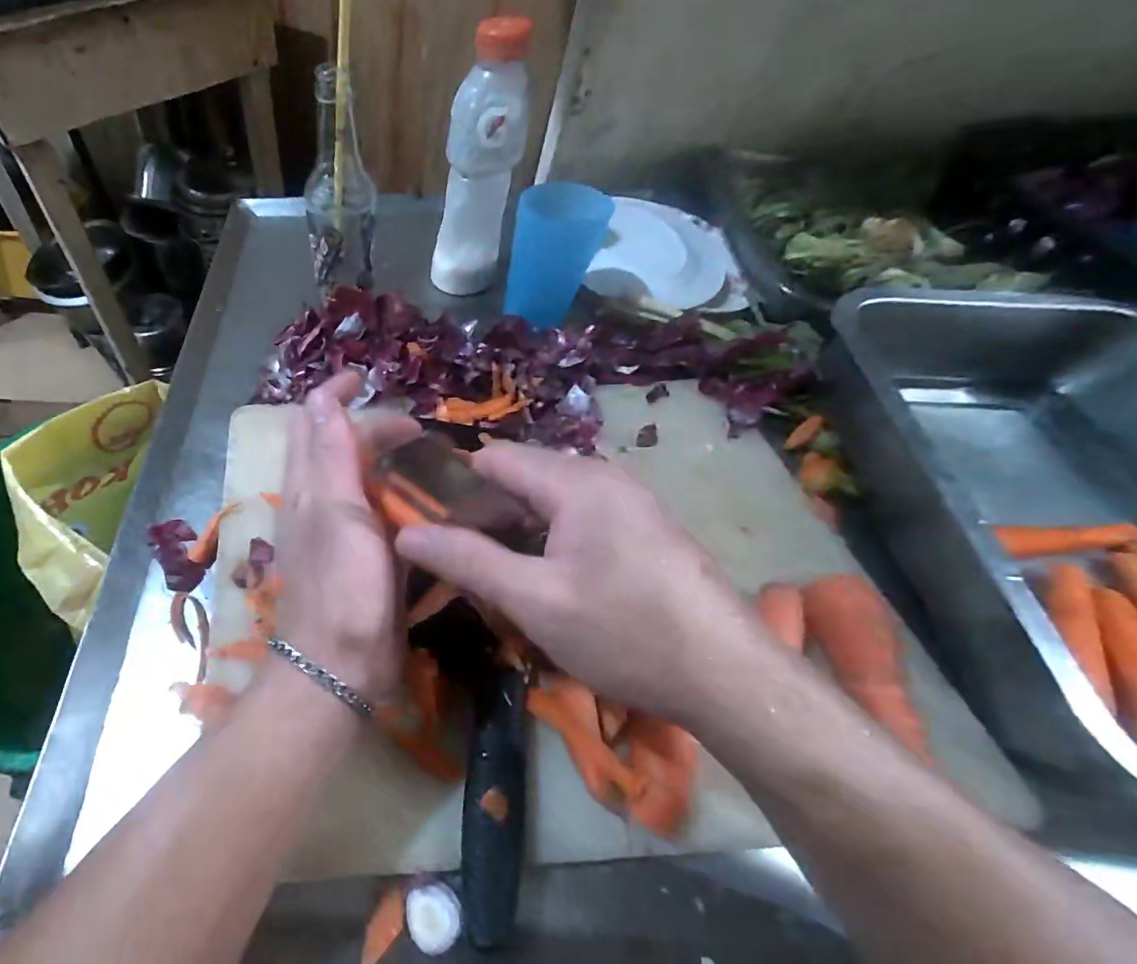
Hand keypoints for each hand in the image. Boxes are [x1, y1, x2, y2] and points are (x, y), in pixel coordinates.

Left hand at [272, 371, 419, 703]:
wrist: (340, 668)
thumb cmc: (341, 589)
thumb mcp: (337, 515)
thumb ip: (331, 457)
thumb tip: (319, 398)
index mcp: (307, 488)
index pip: (311, 424)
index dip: (333, 395)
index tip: (367, 378)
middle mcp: (317, 504)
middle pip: (337, 448)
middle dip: (369, 427)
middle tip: (416, 430)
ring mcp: (338, 532)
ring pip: (358, 480)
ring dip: (385, 460)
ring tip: (425, 459)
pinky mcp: (360, 558)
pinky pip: (376, 513)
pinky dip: (395, 496)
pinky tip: (422, 503)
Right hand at [394, 441, 771, 722]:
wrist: (730, 677)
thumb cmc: (625, 633)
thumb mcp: (535, 600)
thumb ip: (467, 561)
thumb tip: (407, 533)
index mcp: (577, 481)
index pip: (495, 459)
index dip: (454, 487)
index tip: (426, 524)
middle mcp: (605, 477)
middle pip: (524, 478)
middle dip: (486, 514)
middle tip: (458, 562)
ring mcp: (632, 501)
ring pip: (552, 501)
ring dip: (519, 532)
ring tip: (496, 577)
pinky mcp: (646, 528)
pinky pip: (582, 518)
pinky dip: (552, 540)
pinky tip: (546, 581)